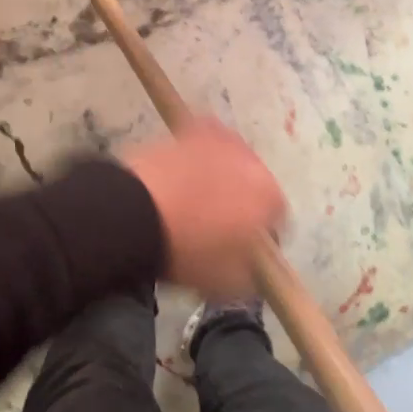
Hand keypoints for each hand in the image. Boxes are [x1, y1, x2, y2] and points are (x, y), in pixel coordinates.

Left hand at [122, 119, 286, 297]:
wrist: (133, 213)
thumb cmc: (186, 250)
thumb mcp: (227, 281)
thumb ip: (252, 274)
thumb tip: (254, 269)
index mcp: (270, 198)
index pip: (278, 220)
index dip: (261, 237)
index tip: (242, 250)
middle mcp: (254, 163)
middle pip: (256, 186)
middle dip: (243, 203)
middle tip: (217, 226)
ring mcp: (223, 141)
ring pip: (232, 164)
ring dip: (222, 179)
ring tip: (195, 201)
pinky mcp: (193, 130)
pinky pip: (206, 144)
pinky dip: (200, 158)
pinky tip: (185, 174)